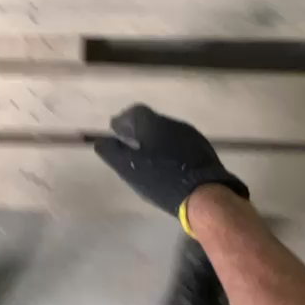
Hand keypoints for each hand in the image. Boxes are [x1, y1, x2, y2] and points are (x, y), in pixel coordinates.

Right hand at [92, 104, 248, 215]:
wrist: (204, 192)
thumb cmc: (161, 179)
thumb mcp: (129, 168)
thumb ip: (112, 152)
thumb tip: (100, 142)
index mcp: (153, 124)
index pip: (134, 112)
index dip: (123, 120)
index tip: (115, 129)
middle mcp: (172, 123)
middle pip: (152, 120)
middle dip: (139, 129)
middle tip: (129, 141)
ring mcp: (191, 135)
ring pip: (167, 132)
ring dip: (156, 139)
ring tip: (148, 153)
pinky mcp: (203, 149)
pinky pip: (180, 143)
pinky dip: (170, 148)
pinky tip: (168, 162)